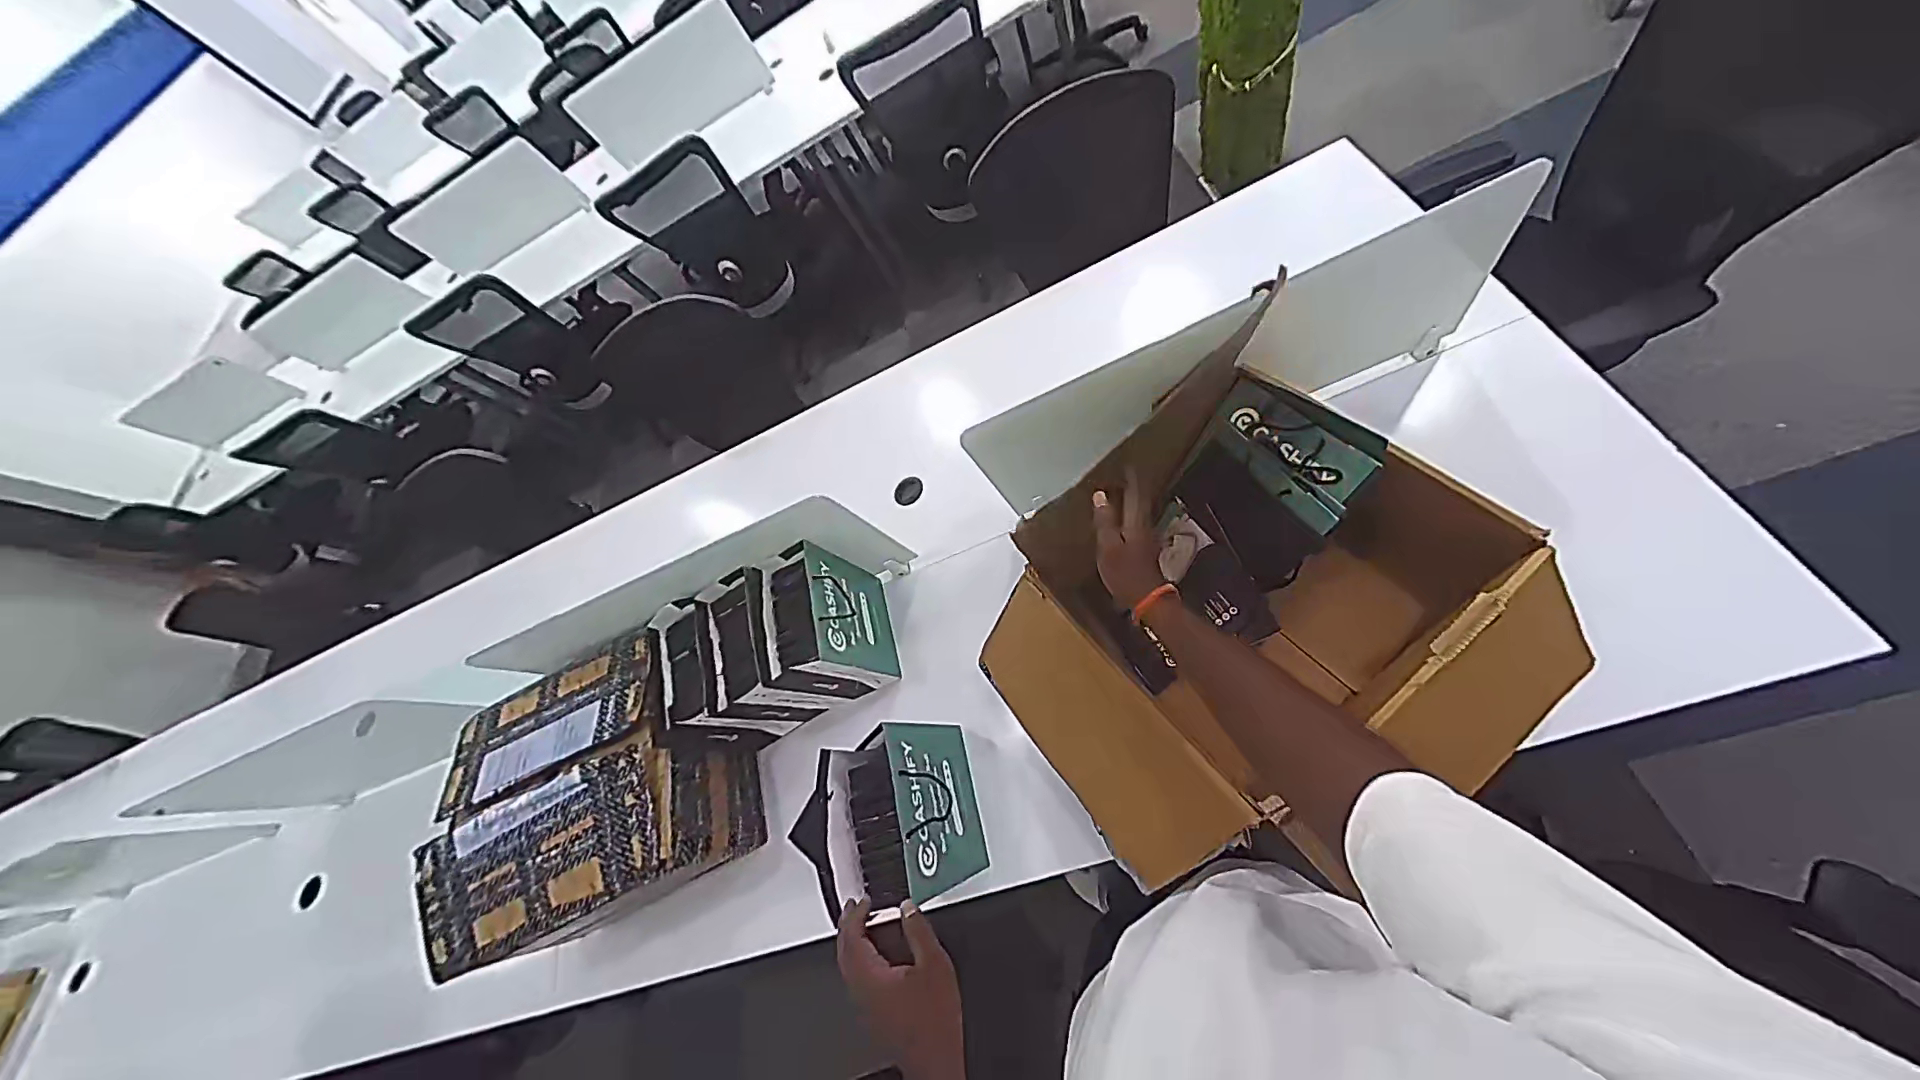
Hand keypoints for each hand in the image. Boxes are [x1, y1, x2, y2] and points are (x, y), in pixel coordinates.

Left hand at [836, 898, 964, 1079]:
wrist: (935, 1058)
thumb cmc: (935, 1020)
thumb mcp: (935, 963)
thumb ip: (919, 931)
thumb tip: (908, 908)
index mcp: (871, 977)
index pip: (851, 938)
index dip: (855, 915)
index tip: (862, 901)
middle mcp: (861, 991)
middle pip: (843, 952)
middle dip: (847, 926)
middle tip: (854, 908)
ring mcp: (865, 1004)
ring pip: (847, 966)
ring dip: (851, 941)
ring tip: (859, 925)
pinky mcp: (872, 1012)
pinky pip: (855, 977)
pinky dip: (858, 957)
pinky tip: (871, 954)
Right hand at [1092, 468, 1165, 608]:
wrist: (1146, 599)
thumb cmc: (1125, 574)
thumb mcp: (1108, 546)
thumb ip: (1105, 520)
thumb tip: (1100, 496)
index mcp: (1136, 522)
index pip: (1135, 493)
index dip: (1131, 478)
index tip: (1127, 465)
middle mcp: (1145, 527)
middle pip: (1139, 501)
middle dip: (1132, 488)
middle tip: (1122, 477)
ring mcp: (1147, 539)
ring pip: (1138, 513)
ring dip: (1130, 503)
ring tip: (1119, 496)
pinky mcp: (1145, 550)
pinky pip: (1136, 525)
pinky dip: (1129, 518)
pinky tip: (1121, 522)